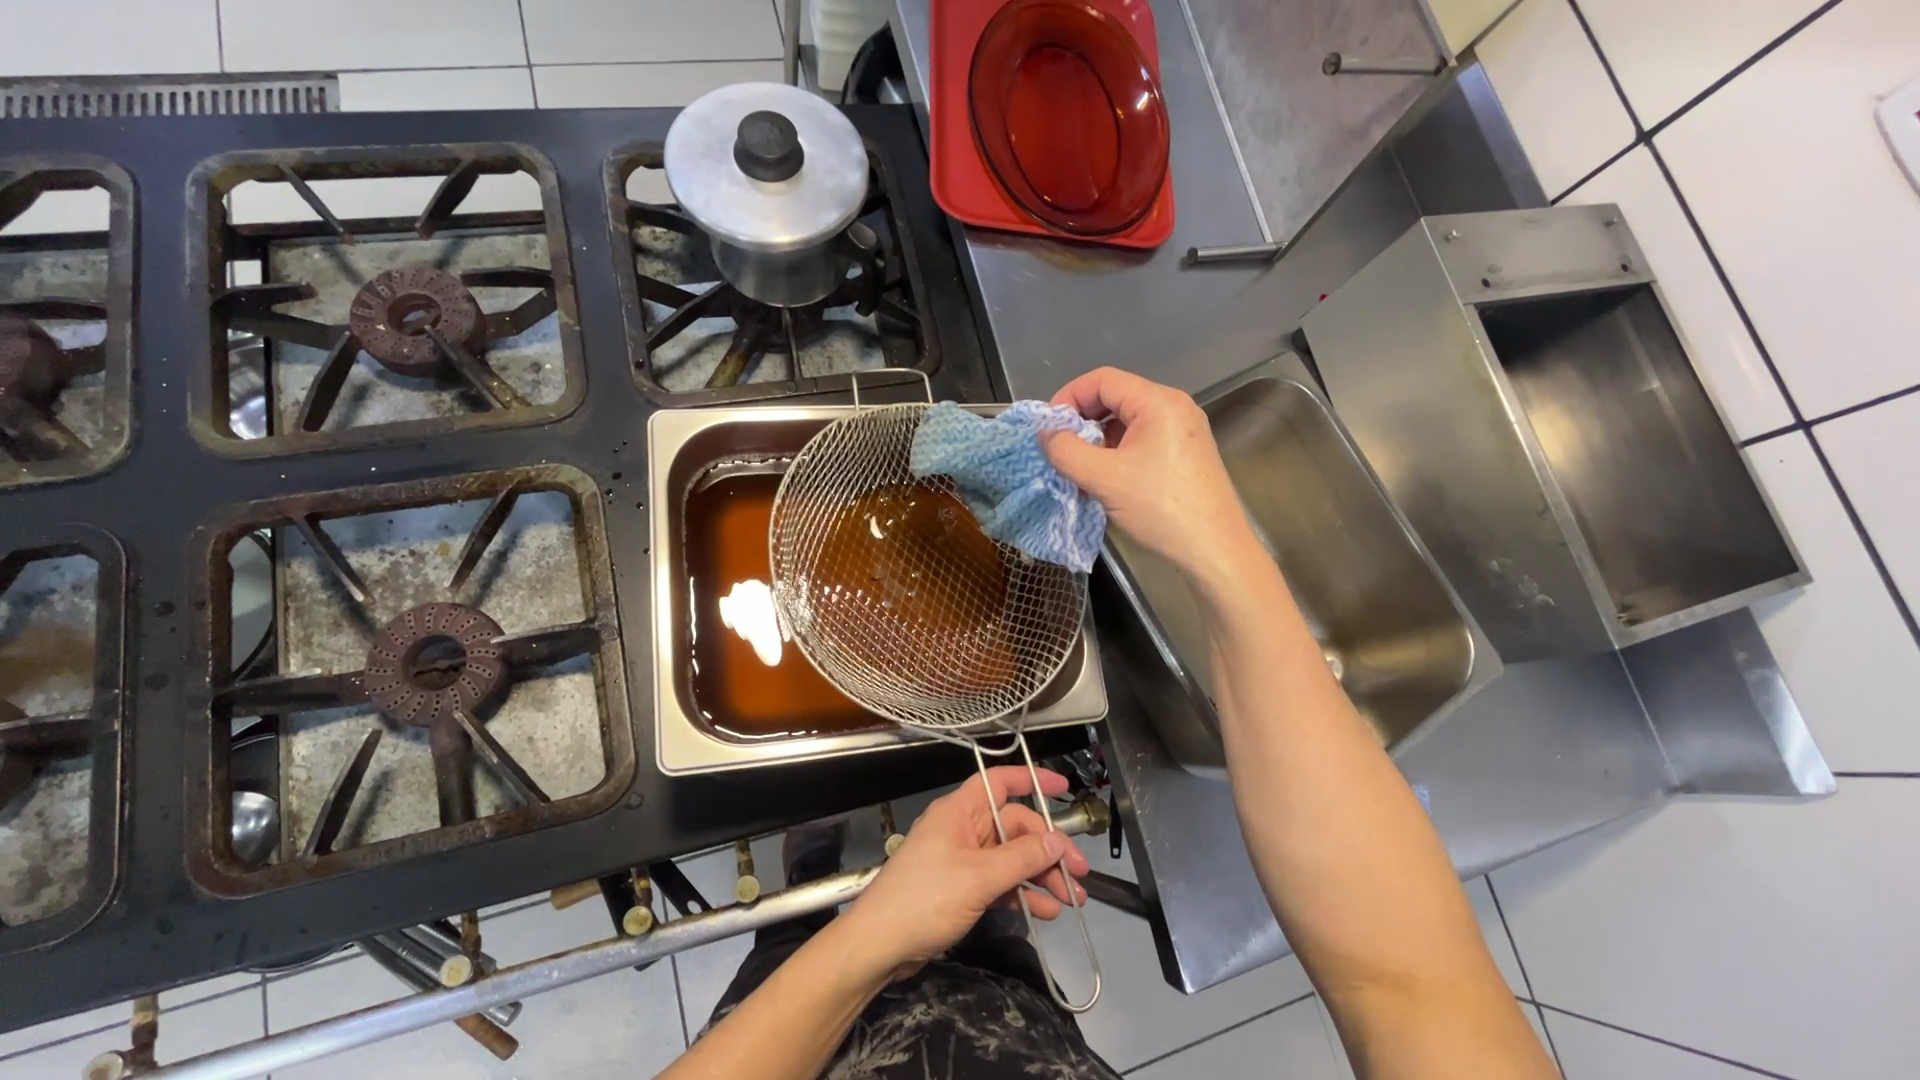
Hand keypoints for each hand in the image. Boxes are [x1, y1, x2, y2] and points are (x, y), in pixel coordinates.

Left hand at [842, 767, 1089, 979]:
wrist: (880, 945)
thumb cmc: (923, 900)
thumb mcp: (978, 878)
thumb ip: (1021, 858)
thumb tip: (1058, 841)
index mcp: (960, 812)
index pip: (1000, 782)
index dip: (1032, 779)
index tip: (1064, 788)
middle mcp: (963, 830)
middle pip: (1015, 828)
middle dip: (1049, 850)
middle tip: (1079, 874)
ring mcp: (962, 860)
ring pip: (1012, 859)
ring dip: (1042, 877)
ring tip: (1072, 900)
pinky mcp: (962, 888)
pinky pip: (1001, 883)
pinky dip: (1023, 894)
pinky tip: (1045, 911)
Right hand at [1045, 367, 1255, 581]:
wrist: (1214, 550)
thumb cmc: (1160, 509)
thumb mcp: (1103, 479)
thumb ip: (1066, 451)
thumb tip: (1045, 434)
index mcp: (1158, 402)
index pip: (1102, 380)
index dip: (1069, 397)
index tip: (1049, 428)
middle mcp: (1174, 407)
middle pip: (1115, 397)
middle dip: (1082, 420)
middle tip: (1060, 449)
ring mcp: (1184, 431)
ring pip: (1127, 421)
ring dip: (1098, 440)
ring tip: (1080, 470)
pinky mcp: (1186, 454)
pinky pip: (1142, 439)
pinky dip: (1117, 452)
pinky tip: (1106, 480)